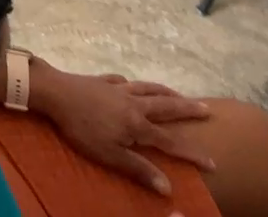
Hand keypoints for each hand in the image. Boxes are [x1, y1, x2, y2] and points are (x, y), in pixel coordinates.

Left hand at [34, 69, 214, 198]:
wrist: (54, 92)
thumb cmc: (81, 126)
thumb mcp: (109, 154)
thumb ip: (138, 169)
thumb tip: (169, 187)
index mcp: (137, 124)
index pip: (170, 142)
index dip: (191, 153)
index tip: (212, 162)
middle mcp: (132, 103)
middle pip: (165, 106)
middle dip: (187, 108)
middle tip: (207, 109)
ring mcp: (115, 88)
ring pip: (147, 88)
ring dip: (165, 91)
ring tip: (178, 92)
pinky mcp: (100, 80)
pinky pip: (120, 80)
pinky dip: (131, 83)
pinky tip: (129, 84)